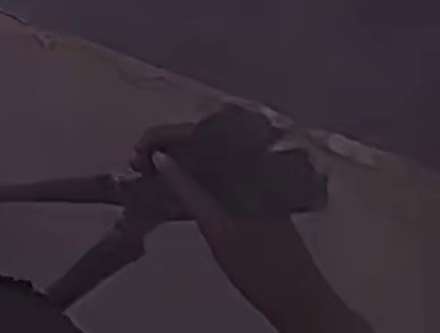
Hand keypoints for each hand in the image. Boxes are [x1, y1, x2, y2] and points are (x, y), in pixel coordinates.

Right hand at [150, 150, 371, 332]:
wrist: (302, 305)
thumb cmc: (259, 265)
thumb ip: (185, 188)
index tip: (138, 151)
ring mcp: (245, 185)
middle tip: (137, 163)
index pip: (197, 134)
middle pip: (196, 141)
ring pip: (198, 158)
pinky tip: (165, 188)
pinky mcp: (242, 199)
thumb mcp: (216, 227)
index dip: (162, 136)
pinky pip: (206, 175)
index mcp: (244, 170)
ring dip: (169, 161)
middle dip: (162, 146)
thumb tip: (157, 156)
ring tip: (144, 172)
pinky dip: (182, 177)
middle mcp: (246, 170)